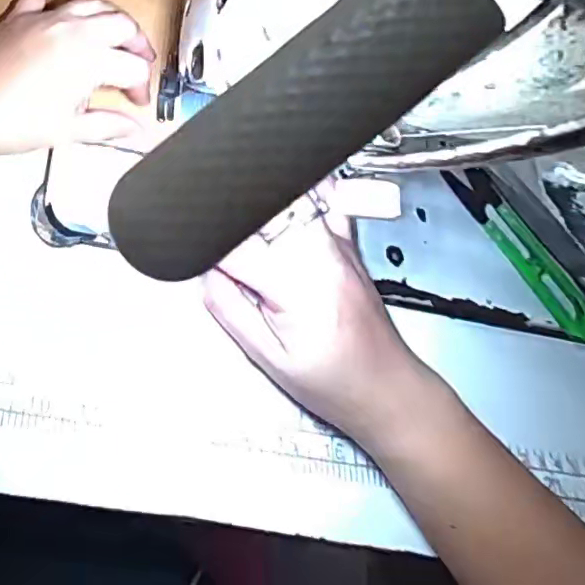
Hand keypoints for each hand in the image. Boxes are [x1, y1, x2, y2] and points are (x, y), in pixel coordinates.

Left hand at [0, 0, 156, 159]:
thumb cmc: (11, 123)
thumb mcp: (67, 131)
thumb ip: (106, 126)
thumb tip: (133, 129)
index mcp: (91, 59)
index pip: (132, 67)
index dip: (141, 87)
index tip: (135, 102)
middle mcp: (72, 30)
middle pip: (120, 26)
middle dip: (136, 43)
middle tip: (138, 63)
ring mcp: (42, 20)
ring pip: (88, 4)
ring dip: (108, 16)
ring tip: (116, 32)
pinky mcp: (15, 18)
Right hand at [201, 181, 441, 442]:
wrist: (392, 393)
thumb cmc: (338, 385)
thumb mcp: (268, 358)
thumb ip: (228, 306)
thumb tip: (205, 269)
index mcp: (300, 288)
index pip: (234, 246)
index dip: (205, 247)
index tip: (191, 249)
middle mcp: (322, 257)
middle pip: (259, 212)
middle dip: (228, 221)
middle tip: (215, 242)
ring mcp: (338, 244)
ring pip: (287, 196)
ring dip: (255, 205)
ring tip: (240, 222)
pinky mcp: (346, 241)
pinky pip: (323, 195)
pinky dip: (297, 191)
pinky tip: (277, 199)